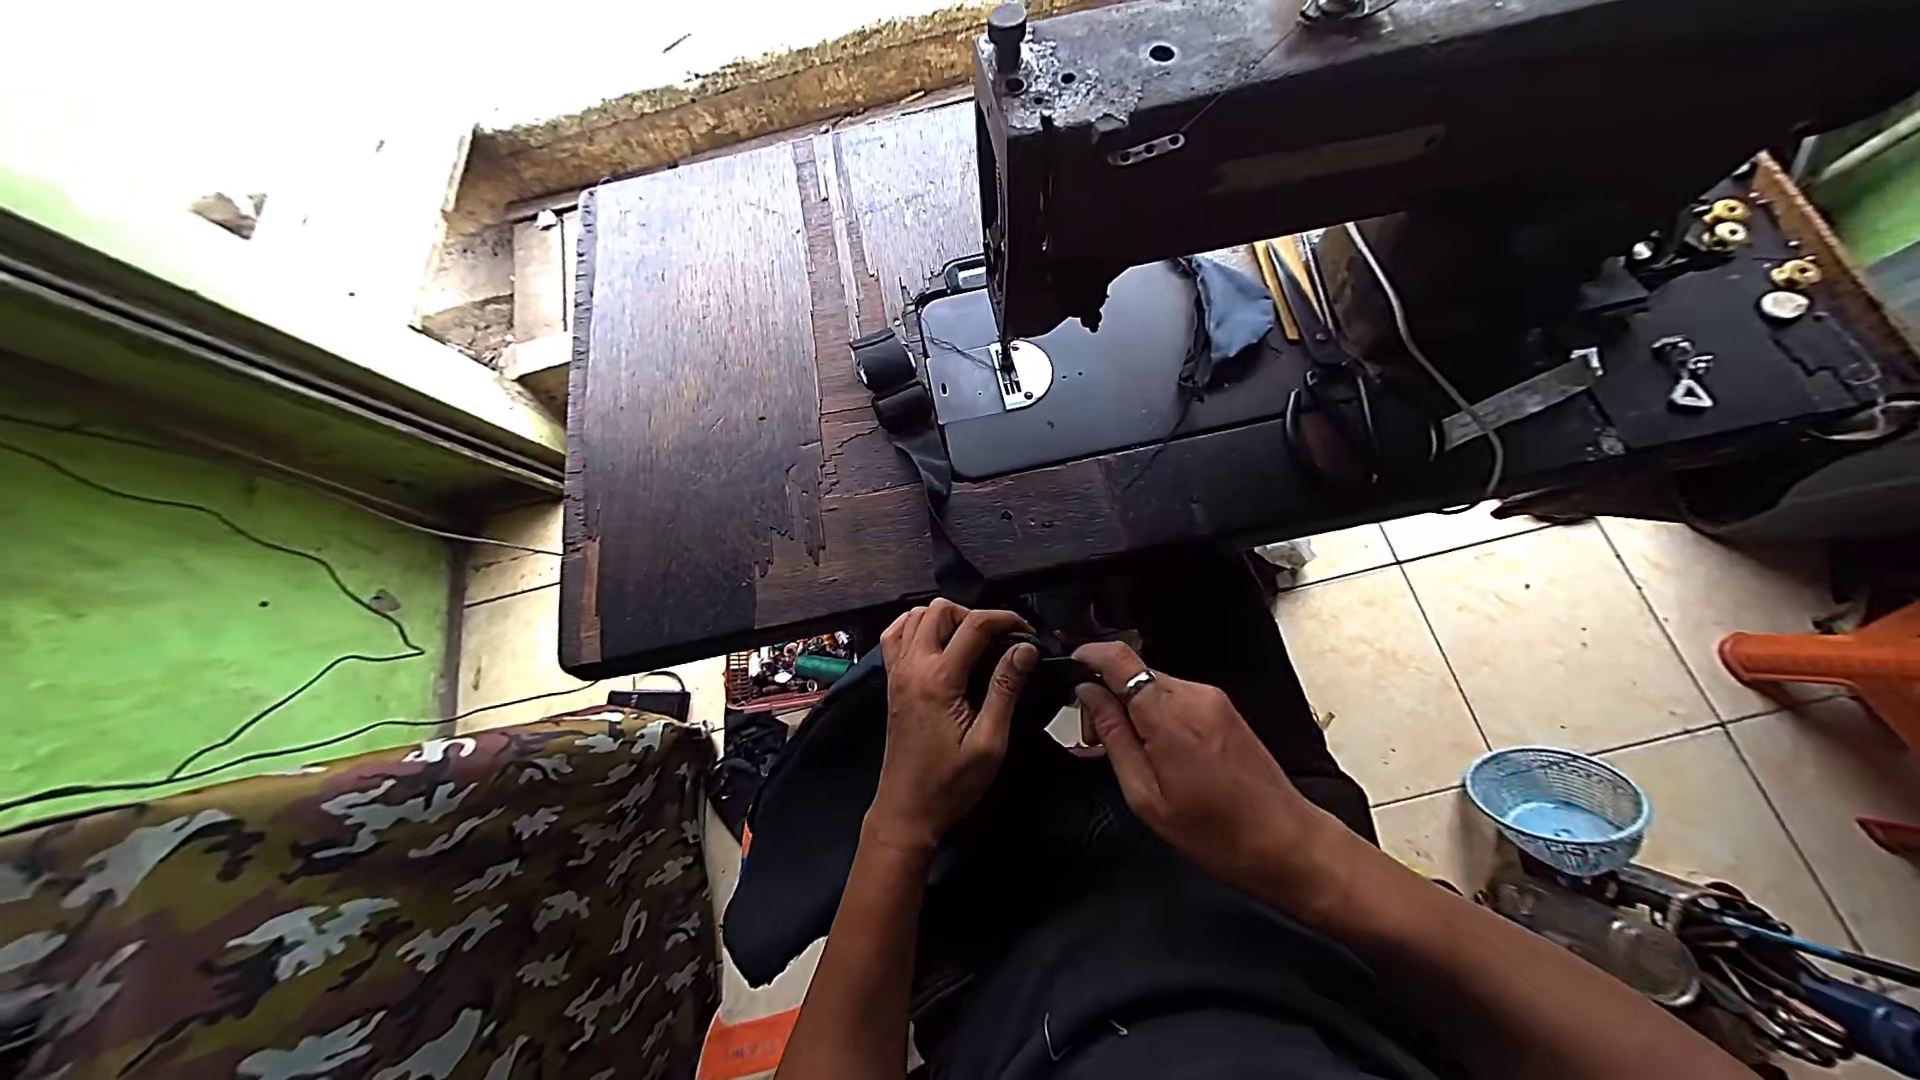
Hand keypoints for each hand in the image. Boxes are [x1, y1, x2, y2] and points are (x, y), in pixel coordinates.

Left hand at [868, 600, 1036, 852]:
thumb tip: (1024, 650)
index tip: (1025, 632)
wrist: (907, 811)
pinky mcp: (893, 682)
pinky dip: (917, 627)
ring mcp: (898, 673)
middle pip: (940, 609)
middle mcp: (912, 668)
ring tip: (974, 643)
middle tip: (999, 639)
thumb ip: (1005, 689)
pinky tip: (938, 642)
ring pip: (917, 616)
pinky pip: (896, 635)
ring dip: (948, 619)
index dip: (1006, 620)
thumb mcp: (989, 742)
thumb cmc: (948, 785)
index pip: (974, 625)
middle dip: (975, 615)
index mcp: (938, 680)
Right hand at [1072, 641, 1353, 911]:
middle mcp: (1194, 696)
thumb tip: (1089, 695)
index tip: (1074, 667)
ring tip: (1130, 751)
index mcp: (1170, 717)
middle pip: (1132, 672)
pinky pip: (1174, 695)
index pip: (1119, 658)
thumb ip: (1113, 735)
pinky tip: (1155, 748)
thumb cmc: (1220, 832)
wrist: (1285, 842)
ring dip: (1131, 706)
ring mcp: (1212, 699)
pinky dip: (1155, 713)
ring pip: (1151, 684)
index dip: (1089, 655)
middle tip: (1098, 739)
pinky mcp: (1222, 707)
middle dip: (1107, 697)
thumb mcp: (1146, 795)